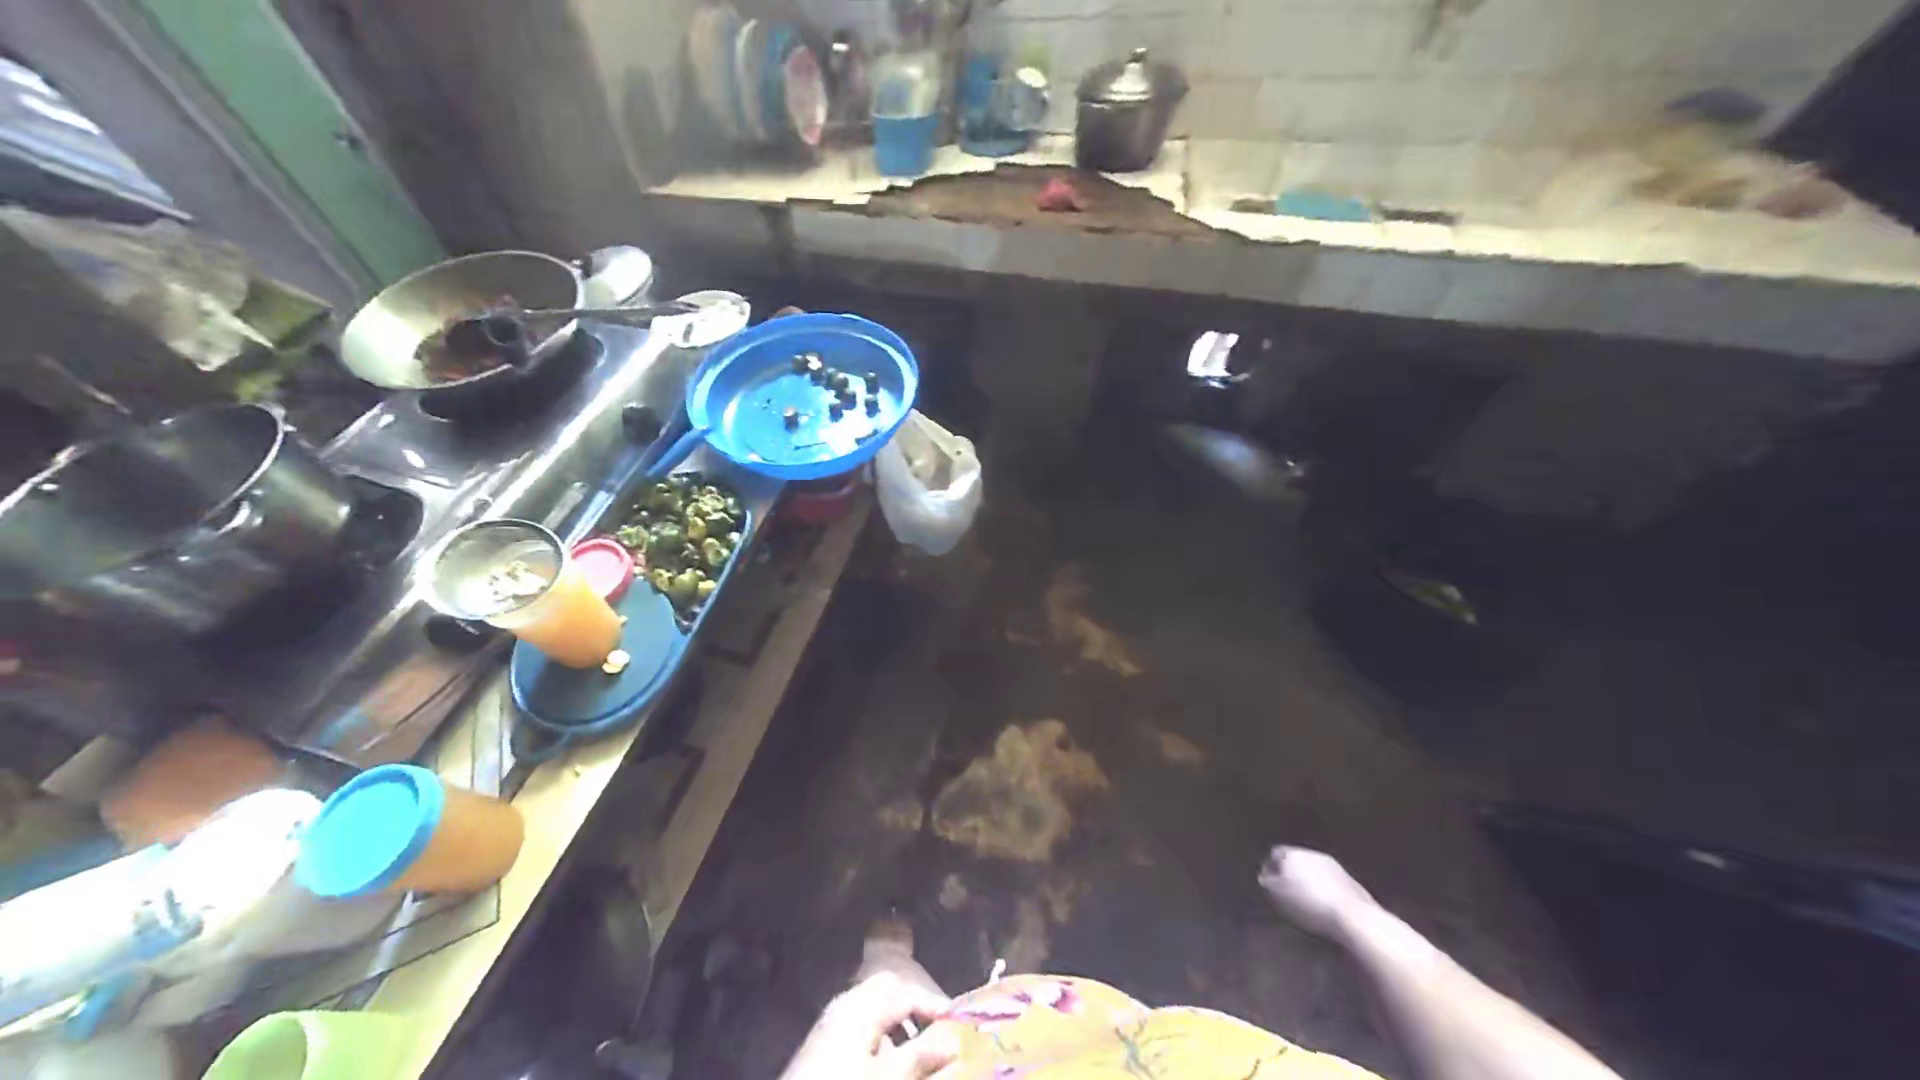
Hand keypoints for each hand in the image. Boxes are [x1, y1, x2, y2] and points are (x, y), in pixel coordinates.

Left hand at [781, 971, 958, 1079]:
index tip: (958, 1023)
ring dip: (896, 1019)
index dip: (935, 1006)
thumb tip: (954, 1038)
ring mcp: (830, 1022)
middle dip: (913, 1005)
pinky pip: (857, 1024)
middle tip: (936, 1029)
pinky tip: (885, 1057)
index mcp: (862, 1006)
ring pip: (871, 1006)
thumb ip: (921, 1055)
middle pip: (887, 989)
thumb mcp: (888, 1078)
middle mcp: (845, 1004)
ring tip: (915, 1047)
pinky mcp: (821, 1043)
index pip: (907, 993)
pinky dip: (877, 1033)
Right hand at [1259, 845, 1378, 940]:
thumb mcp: (1277, 895)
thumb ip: (1267, 882)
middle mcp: (1313, 855)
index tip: (1269, 884)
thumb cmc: (1310, 905)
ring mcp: (1335, 868)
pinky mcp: (1352, 883)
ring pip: (1315, 872)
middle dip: (1291, 874)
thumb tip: (1265, 876)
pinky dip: (1326, 892)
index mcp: (1292, 854)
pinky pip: (1331, 884)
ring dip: (1310, 883)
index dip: (1270, 867)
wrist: (1354, 918)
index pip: (1276, 853)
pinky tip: (1325, 909)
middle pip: (1296, 861)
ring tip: (1306, 904)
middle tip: (1287, 893)